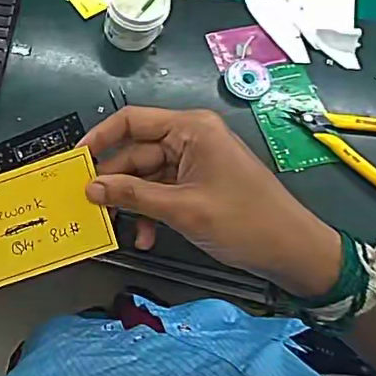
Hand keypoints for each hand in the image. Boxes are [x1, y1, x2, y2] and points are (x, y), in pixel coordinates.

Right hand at [80, 107, 343, 296]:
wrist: (298, 255)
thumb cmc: (247, 222)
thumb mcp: (183, 209)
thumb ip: (132, 195)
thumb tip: (91, 188)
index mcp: (191, 129)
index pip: (131, 120)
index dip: (100, 137)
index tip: (76, 159)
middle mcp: (190, 138)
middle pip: (135, 152)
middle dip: (114, 180)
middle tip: (90, 202)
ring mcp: (194, 161)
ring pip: (145, 175)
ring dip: (132, 202)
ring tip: (119, 226)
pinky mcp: (197, 183)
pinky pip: (160, 190)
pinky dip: (149, 210)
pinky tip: (145, 235)